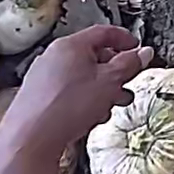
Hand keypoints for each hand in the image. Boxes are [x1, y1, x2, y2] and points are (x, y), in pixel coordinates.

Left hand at [0, 26, 154, 159]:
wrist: (29, 141)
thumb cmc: (67, 107)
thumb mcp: (111, 81)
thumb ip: (130, 64)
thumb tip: (143, 53)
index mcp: (70, 46)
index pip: (104, 32)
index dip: (125, 39)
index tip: (137, 49)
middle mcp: (53, 57)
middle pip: (93, 55)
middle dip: (116, 69)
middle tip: (129, 80)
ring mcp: (43, 77)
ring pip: (83, 75)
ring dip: (103, 87)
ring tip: (114, 103)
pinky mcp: (38, 97)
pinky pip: (69, 90)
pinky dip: (85, 98)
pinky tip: (92, 114)